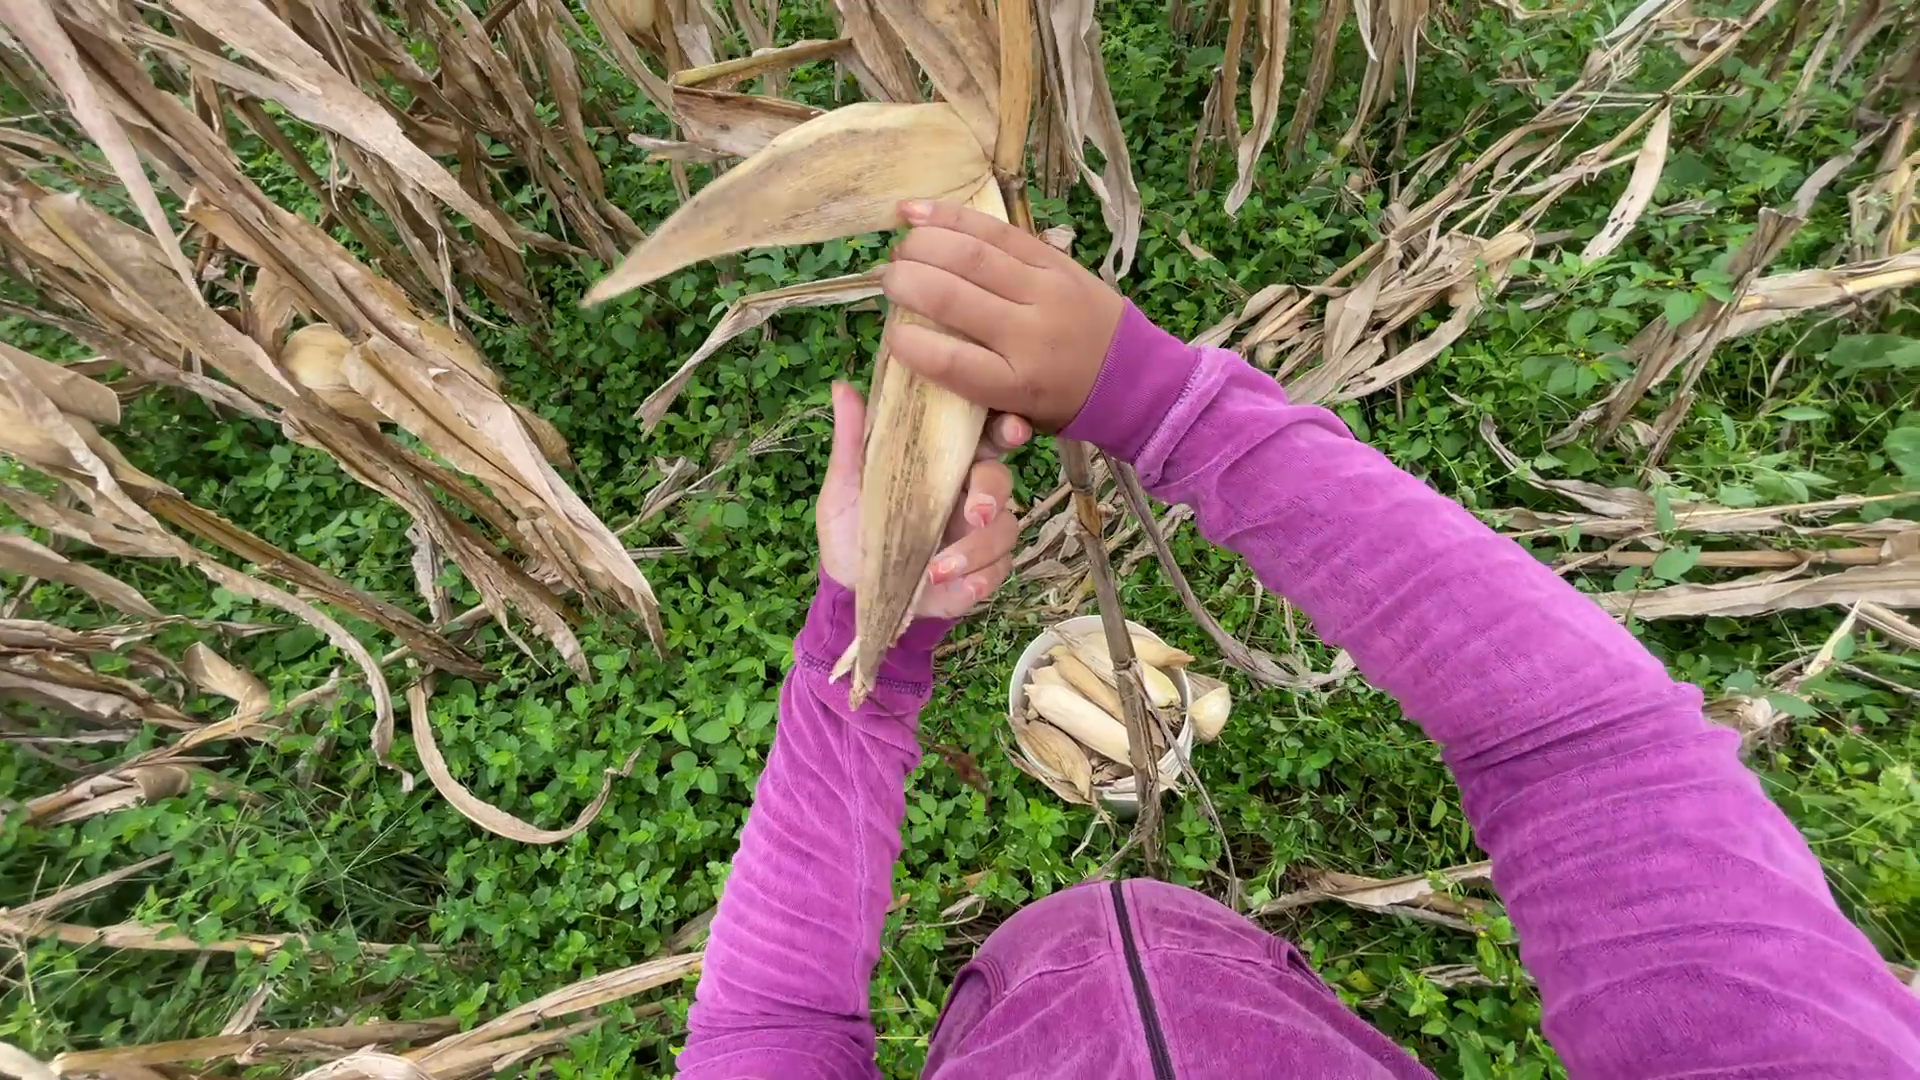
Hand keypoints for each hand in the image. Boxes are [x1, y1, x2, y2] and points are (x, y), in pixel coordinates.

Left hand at [817, 381, 1029, 618]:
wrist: (850, 588)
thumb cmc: (852, 529)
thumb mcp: (844, 487)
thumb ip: (852, 442)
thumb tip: (842, 387)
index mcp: (943, 462)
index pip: (983, 435)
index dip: (1004, 427)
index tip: (1011, 430)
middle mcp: (969, 493)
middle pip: (1002, 479)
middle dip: (994, 493)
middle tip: (976, 513)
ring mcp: (978, 534)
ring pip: (1006, 529)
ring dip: (977, 550)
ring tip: (936, 570)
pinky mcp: (980, 572)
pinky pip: (998, 571)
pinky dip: (979, 580)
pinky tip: (955, 588)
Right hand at [877, 199, 1124, 430]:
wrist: (1130, 374)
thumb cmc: (1060, 402)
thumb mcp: (1019, 418)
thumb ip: (971, 396)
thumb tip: (916, 355)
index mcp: (1018, 386)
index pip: (953, 362)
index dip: (912, 346)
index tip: (892, 337)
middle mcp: (1030, 336)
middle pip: (954, 299)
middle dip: (908, 283)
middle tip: (887, 282)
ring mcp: (1045, 291)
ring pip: (973, 256)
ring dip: (924, 244)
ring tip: (899, 249)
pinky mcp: (1054, 260)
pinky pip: (997, 231)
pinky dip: (952, 217)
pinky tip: (915, 212)